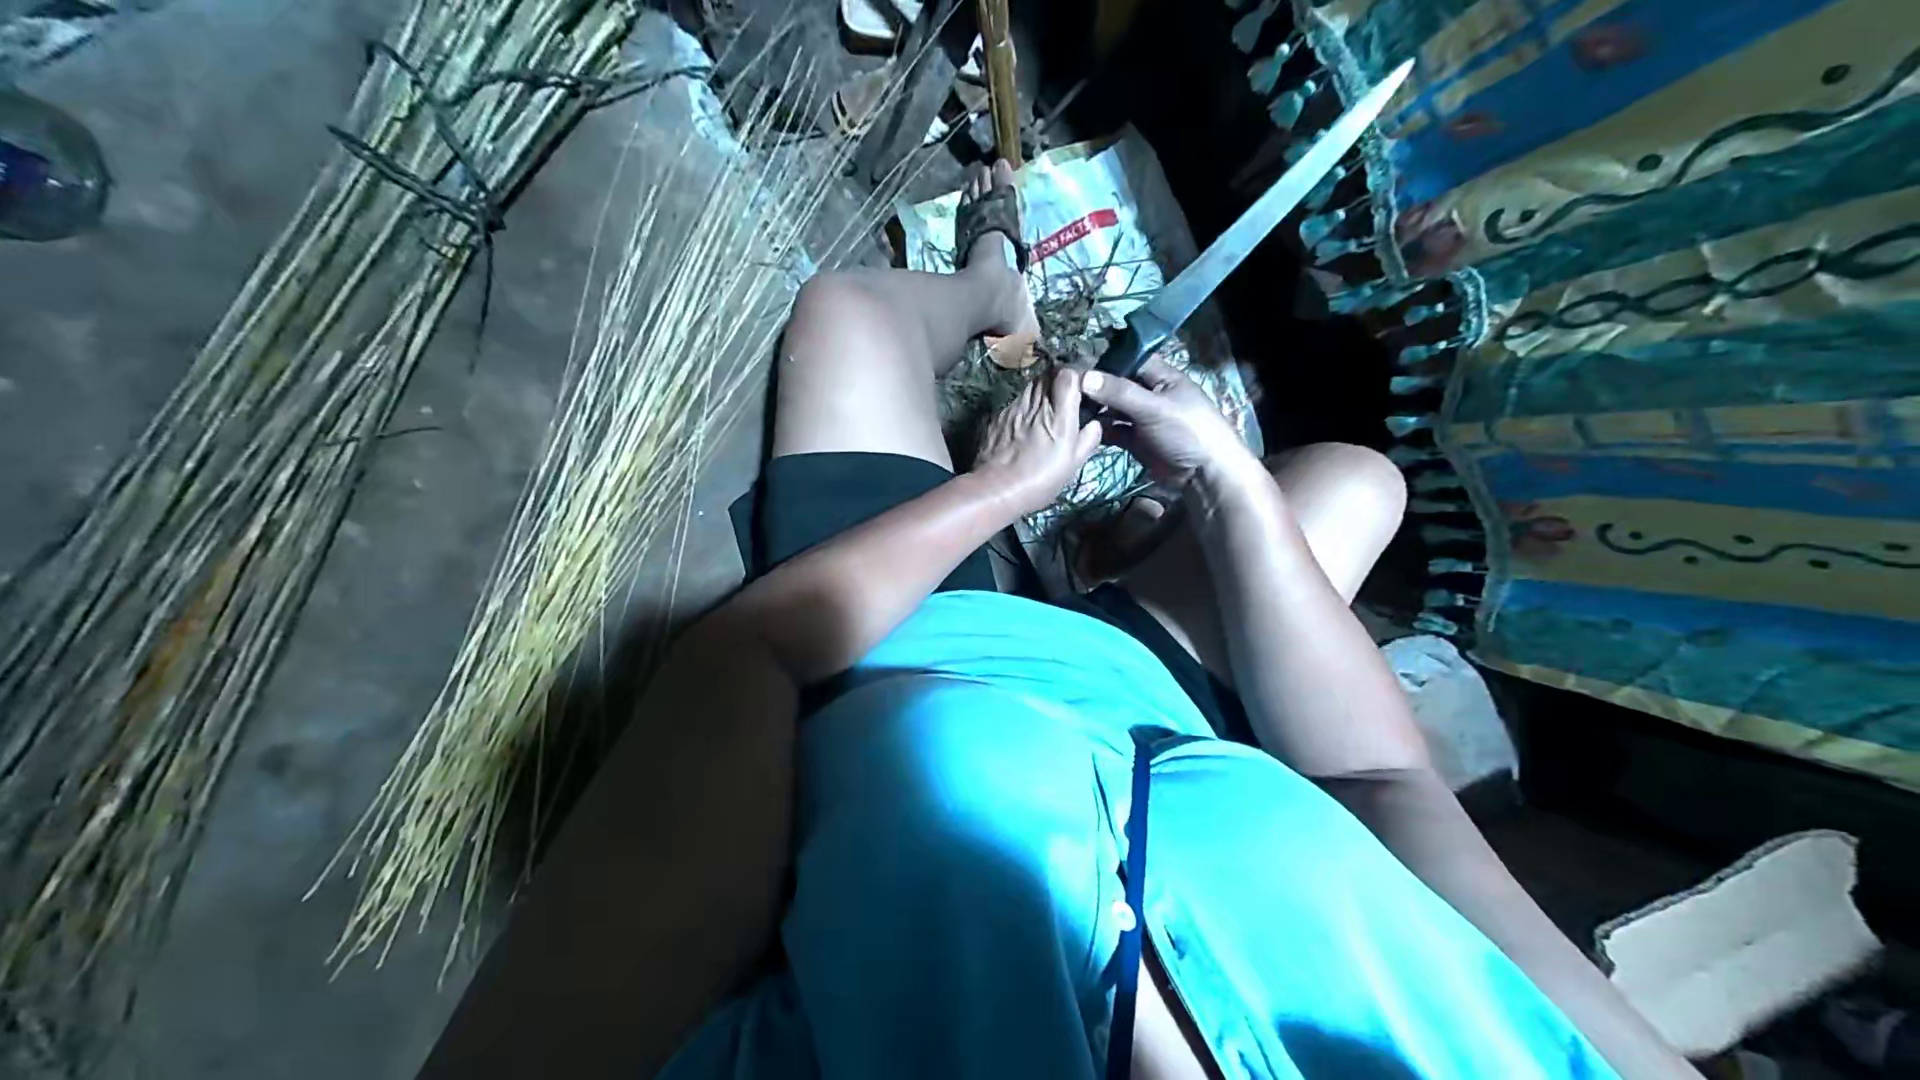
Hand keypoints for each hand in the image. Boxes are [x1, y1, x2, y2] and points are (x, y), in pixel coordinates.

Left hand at [972, 367, 1103, 516]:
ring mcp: (1012, 408)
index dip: (1074, 377)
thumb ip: (1087, 440)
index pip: (1067, 375)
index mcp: (1058, 413)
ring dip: (1038, 396)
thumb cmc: (1040, 479)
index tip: (1079, 390)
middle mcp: (1034, 403)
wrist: (996, 489)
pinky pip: (1014, 405)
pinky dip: (1022, 411)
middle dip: (1056, 383)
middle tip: (1062, 402)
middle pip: (1046, 376)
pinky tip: (1022, 430)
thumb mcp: (1073, 464)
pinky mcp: (996, 417)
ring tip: (1042, 417)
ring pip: (1029, 388)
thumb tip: (1094, 425)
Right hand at [1080, 357, 1262, 493]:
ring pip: (1113, 409)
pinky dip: (1099, 430)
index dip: (1105, 359)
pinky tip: (1080, 429)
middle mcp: (1151, 395)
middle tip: (1064, 388)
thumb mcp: (1153, 407)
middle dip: (1095, 387)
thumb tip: (1083, 377)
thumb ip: (1119, 392)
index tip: (1076, 363)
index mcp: (1163, 377)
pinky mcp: (1136, 441)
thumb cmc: (1187, 431)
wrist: (1204, 476)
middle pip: (1118, 385)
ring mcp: (1143, 419)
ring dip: (1094, 409)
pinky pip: (1114, 431)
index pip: (1130, 360)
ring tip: (1067, 409)